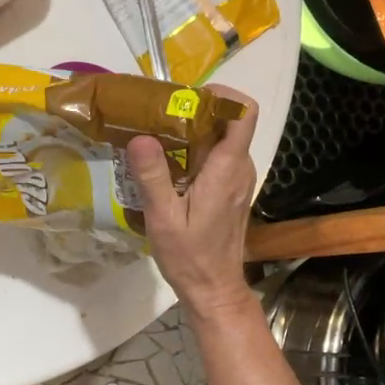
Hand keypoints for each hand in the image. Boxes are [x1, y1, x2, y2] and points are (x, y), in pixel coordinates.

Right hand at [126, 85, 257, 318]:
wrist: (213, 289)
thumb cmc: (189, 256)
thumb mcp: (163, 218)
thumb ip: (152, 176)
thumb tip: (140, 137)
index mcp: (226, 169)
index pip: (244, 113)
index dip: (222, 95)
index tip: (187, 99)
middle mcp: (239, 168)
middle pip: (228, 122)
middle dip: (195, 113)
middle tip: (158, 119)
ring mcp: (238, 180)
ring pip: (221, 140)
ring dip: (193, 134)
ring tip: (157, 142)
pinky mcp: (231, 191)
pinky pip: (217, 159)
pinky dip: (195, 154)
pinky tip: (168, 169)